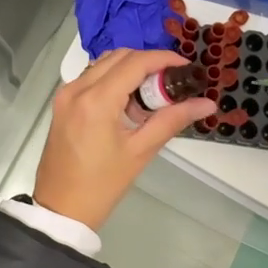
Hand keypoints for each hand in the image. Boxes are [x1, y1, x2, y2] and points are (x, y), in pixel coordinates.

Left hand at [35, 50, 217, 228]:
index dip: (164, 59)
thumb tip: (206, 103)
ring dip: (130, 70)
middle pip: (119, 57)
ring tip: (151, 97)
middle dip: (148, 64)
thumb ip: (173, 120)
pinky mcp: (62, 102)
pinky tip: (127, 104)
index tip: (186, 67)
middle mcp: (77, 88)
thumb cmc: (102, 185)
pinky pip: (91, 77)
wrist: (60, 210)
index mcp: (96, 100)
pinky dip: (113, 80)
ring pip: (104, 64)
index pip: (135, 63)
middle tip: (171, 85)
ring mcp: (66, 94)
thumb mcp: (141, 152)